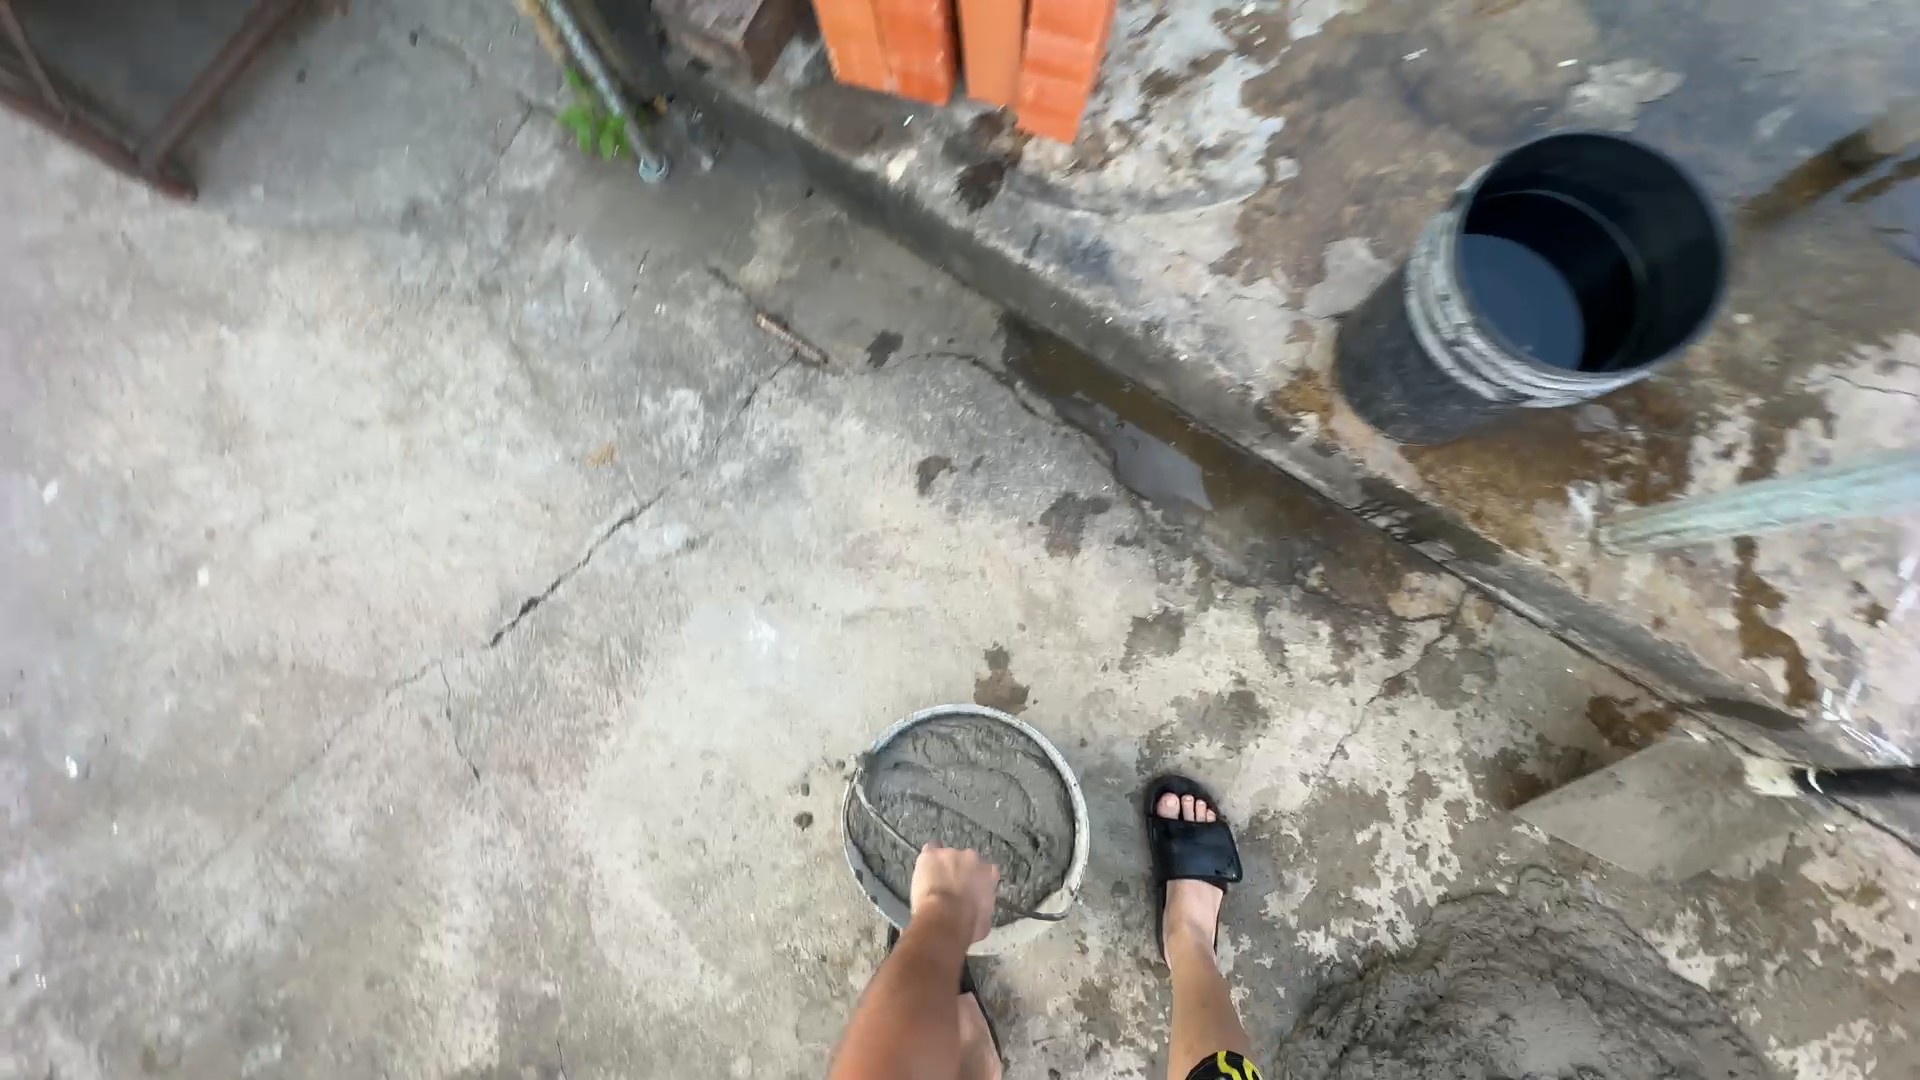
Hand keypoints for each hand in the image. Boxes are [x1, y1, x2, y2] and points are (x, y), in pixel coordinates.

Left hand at [908, 844, 999, 944]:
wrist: (946, 919)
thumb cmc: (968, 925)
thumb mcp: (984, 920)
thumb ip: (983, 905)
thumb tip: (979, 908)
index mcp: (988, 874)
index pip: (987, 871)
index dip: (977, 879)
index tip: (970, 889)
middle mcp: (972, 858)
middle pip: (967, 860)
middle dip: (960, 871)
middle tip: (952, 887)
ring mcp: (951, 853)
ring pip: (947, 856)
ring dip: (943, 866)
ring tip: (935, 883)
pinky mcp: (932, 854)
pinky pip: (930, 849)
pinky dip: (928, 858)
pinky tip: (924, 868)